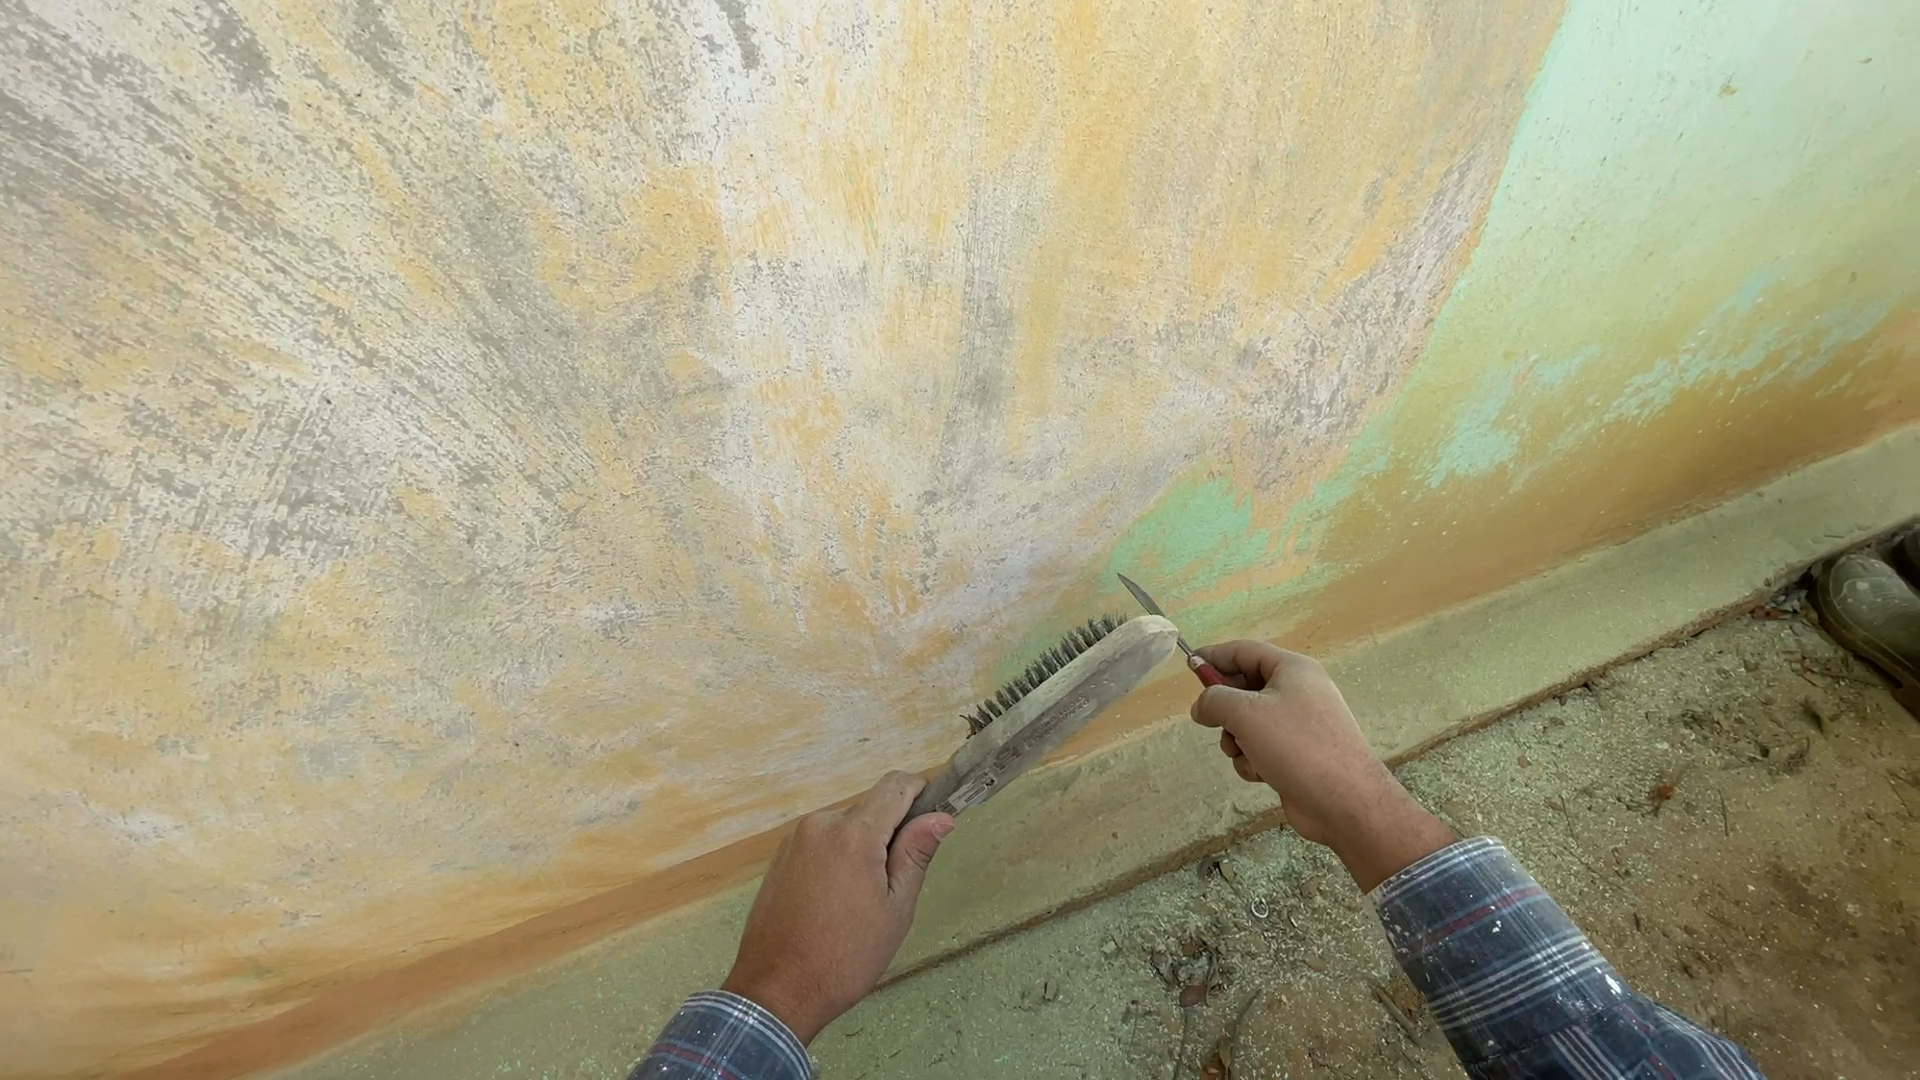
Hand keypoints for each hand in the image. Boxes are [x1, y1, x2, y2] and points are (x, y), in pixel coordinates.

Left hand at [720, 771, 954, 1042]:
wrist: (775, 992)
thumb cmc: (846, 956)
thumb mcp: (895, 909)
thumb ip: (916, 853)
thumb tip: (942, 816)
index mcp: (854, 832)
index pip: (895, 785)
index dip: (920, 791)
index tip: (933, 815)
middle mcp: (822, 823)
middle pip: (871, 807)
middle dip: (891, 830)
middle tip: (897, 879)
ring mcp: (797, 838)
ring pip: (846, 825)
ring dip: (864, 844)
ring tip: (863, 896)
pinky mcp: (781, 855)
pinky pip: (823, 840)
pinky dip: (839, 854)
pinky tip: (836, 897)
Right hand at [1190, 641, 1454, 890]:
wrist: (1345, 803)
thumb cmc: (1296, 745)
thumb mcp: (1244, 712)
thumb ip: (1213, 699)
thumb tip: (1200, 706)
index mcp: (1292, 669)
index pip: (1244, 651)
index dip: (1214, 656)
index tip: (1188, 667)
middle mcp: (1298, 692)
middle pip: (1244, 687)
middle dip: (1224, 707)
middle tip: (1207, 719)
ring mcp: (1299, 725)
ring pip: (1247, 721)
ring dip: (1236, 739)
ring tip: (1242, 752)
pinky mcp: (1297, 754)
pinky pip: (1260, 746)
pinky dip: (1253, 758)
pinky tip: (1261, 772)